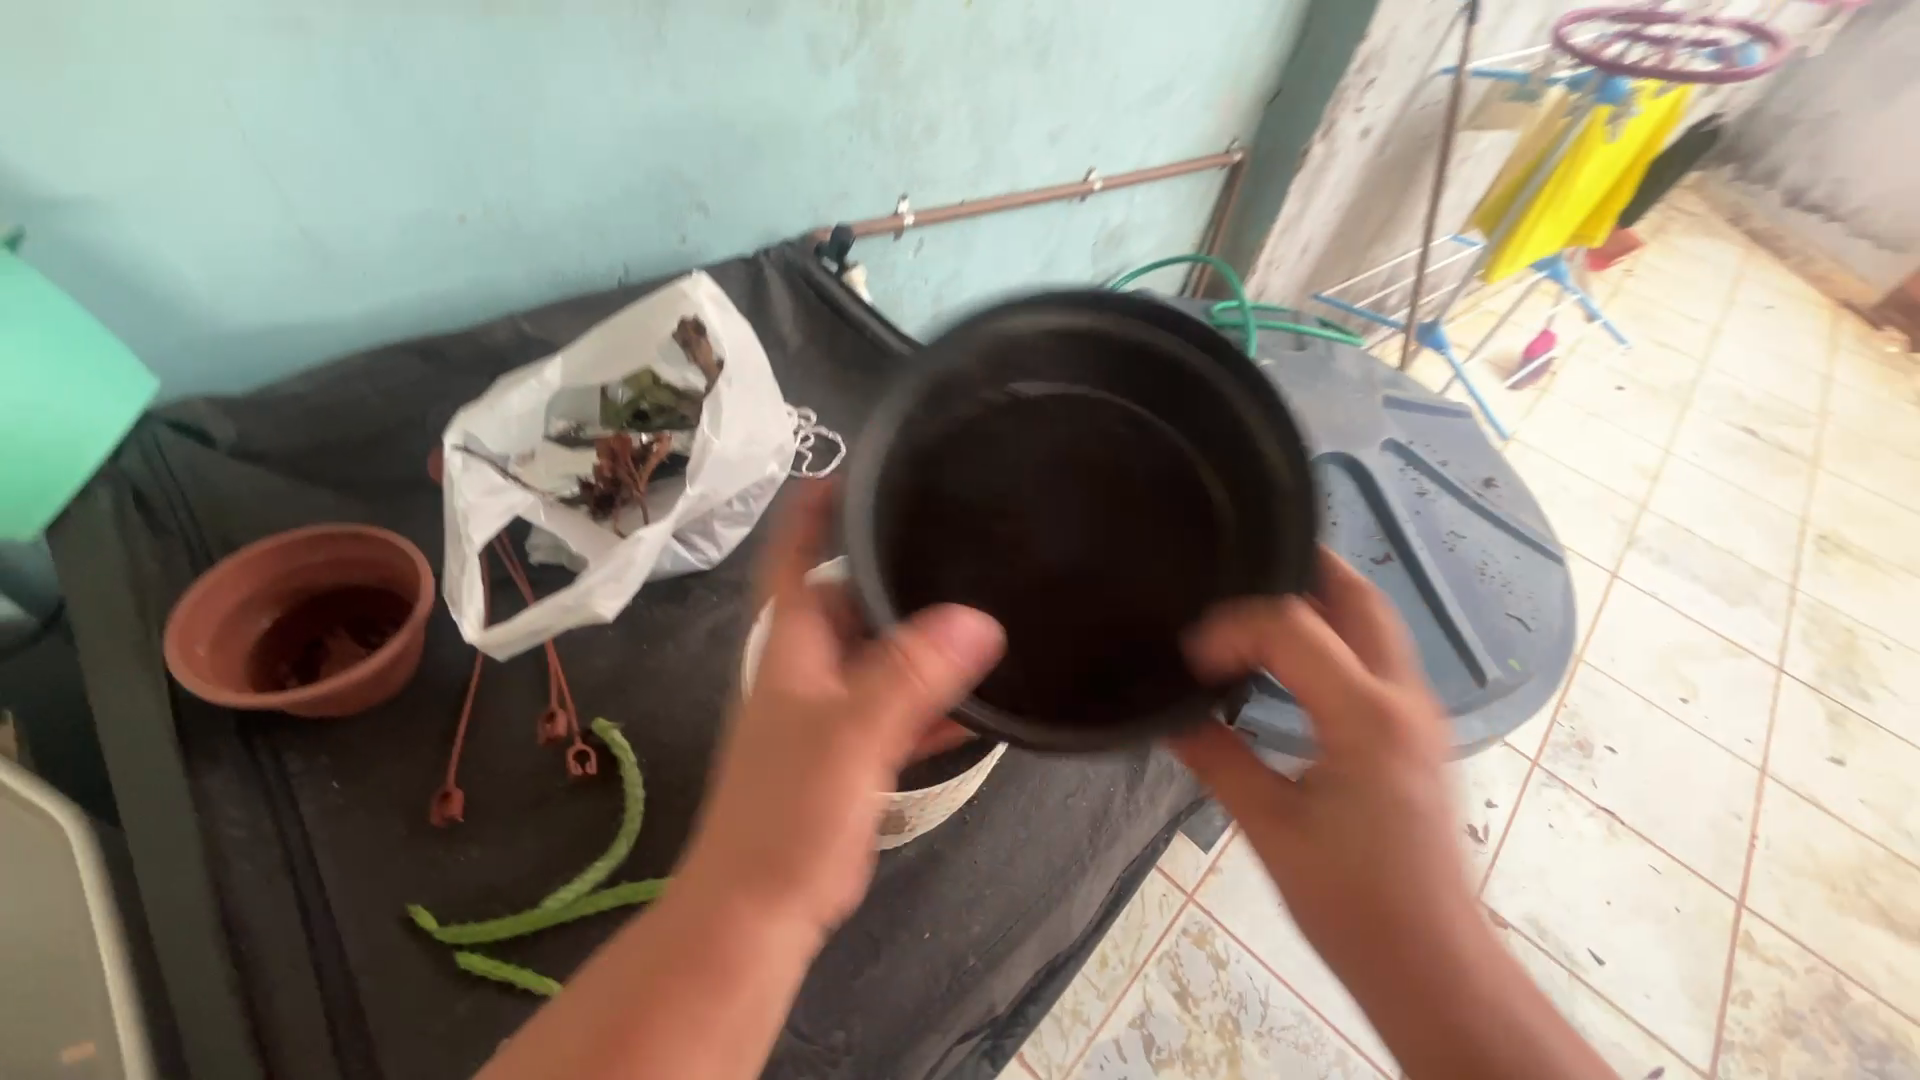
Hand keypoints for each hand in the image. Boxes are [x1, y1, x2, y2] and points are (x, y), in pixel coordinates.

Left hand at [673, 483, 1005, 941]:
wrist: (759, 910)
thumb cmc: (789, 812)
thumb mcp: (852, 733)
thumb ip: (912, 675)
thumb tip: (977, 618)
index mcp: (792, 644)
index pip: (795, 556)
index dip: (814, 509)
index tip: (853, 469)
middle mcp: (808, 666)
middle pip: (852, 599)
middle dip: (894, 570)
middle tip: (959, 537)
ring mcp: (831, 710)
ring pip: (883, 654)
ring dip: (924, 637)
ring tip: (986, 605)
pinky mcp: (853, 751)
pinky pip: (900, 706)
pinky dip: (934, 697)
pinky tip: (981, 695)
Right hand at [1171, 547, 1476, 973]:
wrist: (1431, 963)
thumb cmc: (1351, 902)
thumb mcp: (1268, 826)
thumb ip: (1216, 757)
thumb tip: (1168, 717)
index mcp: (1365, 717)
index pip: (1292, 628)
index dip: (1231, 627)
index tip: (1188, 658)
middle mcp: (1404, 700)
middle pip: (1361, 600)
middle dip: (1304, 569)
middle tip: (1243, 560)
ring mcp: (1420, 716)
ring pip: (1376, 624)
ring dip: (1322, 599)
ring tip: (1259, 598)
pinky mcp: (1416, 735)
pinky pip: (1377, 657)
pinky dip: (1335, 635)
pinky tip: (1293, 657)